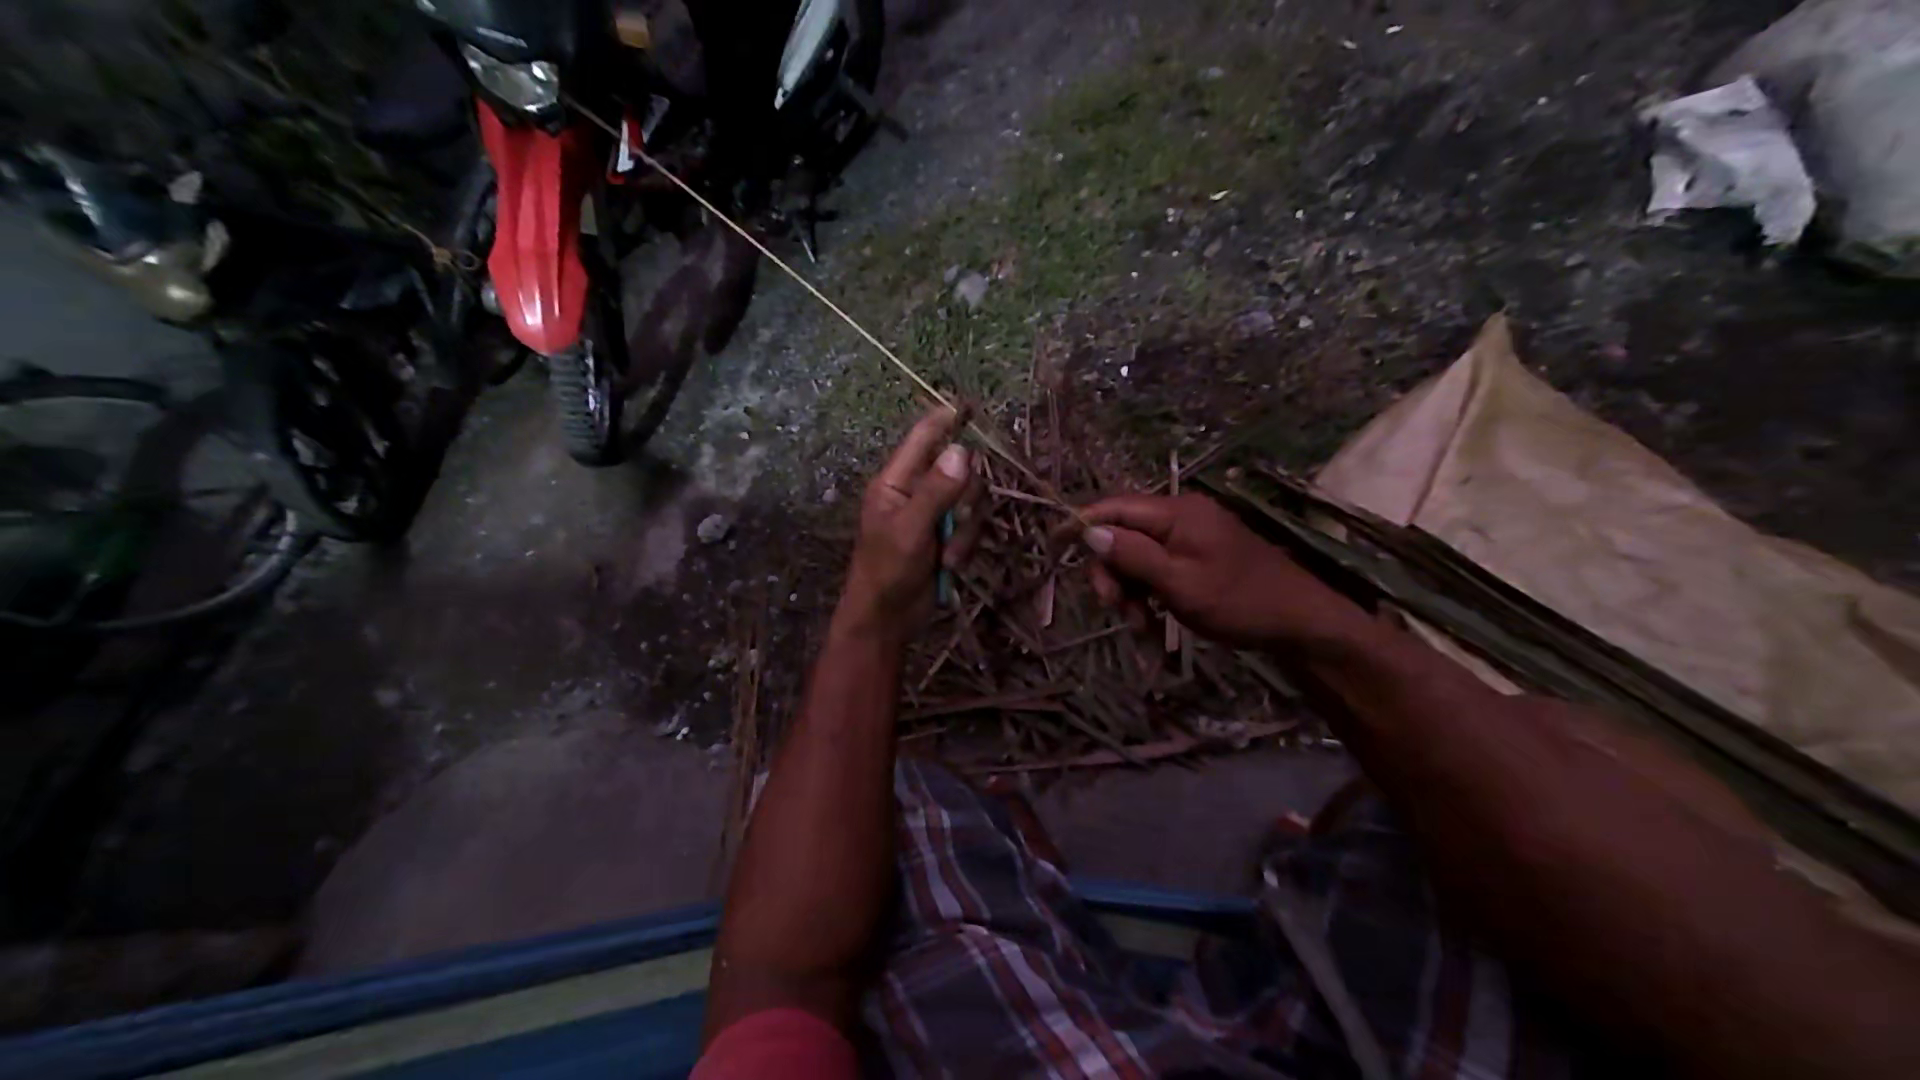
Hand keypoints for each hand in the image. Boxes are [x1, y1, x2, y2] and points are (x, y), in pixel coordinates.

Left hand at [840, 406, 986, 635]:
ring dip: (965, 531)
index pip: (922, 439)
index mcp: (895, 481)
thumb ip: (936, 490)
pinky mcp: (946, 538)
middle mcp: (916, 492)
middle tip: (956, 521)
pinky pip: (971, 527)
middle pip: (959, 470)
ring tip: (948, 557)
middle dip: (965, 498)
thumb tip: (962, 450)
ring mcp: (933, 516)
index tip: (969, 406)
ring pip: (970, 501)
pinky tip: (951, 566)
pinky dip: (965, 547)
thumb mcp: (910, 529)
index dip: (945, 420)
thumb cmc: (886, 571)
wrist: (886, 620)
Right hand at [1077, 493, 1371, 651]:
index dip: (1081, 523)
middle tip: (1114, 609)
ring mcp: (1191, 536)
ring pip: (1139, 557)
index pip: (1115, 507)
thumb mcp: (1178, 583)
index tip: (1053, 544)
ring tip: (1141, 625)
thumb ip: (1132, 555)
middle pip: (1124, 534)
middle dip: (1112, 572)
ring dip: (1130, 591)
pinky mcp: (1199, 555)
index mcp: (1176, 513)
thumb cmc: (1239, 601)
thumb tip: (1090, 532)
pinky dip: (1150, 594)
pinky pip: (1159, 569)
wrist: (1300, 621)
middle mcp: (1181, 516)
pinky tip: (1154, 621)